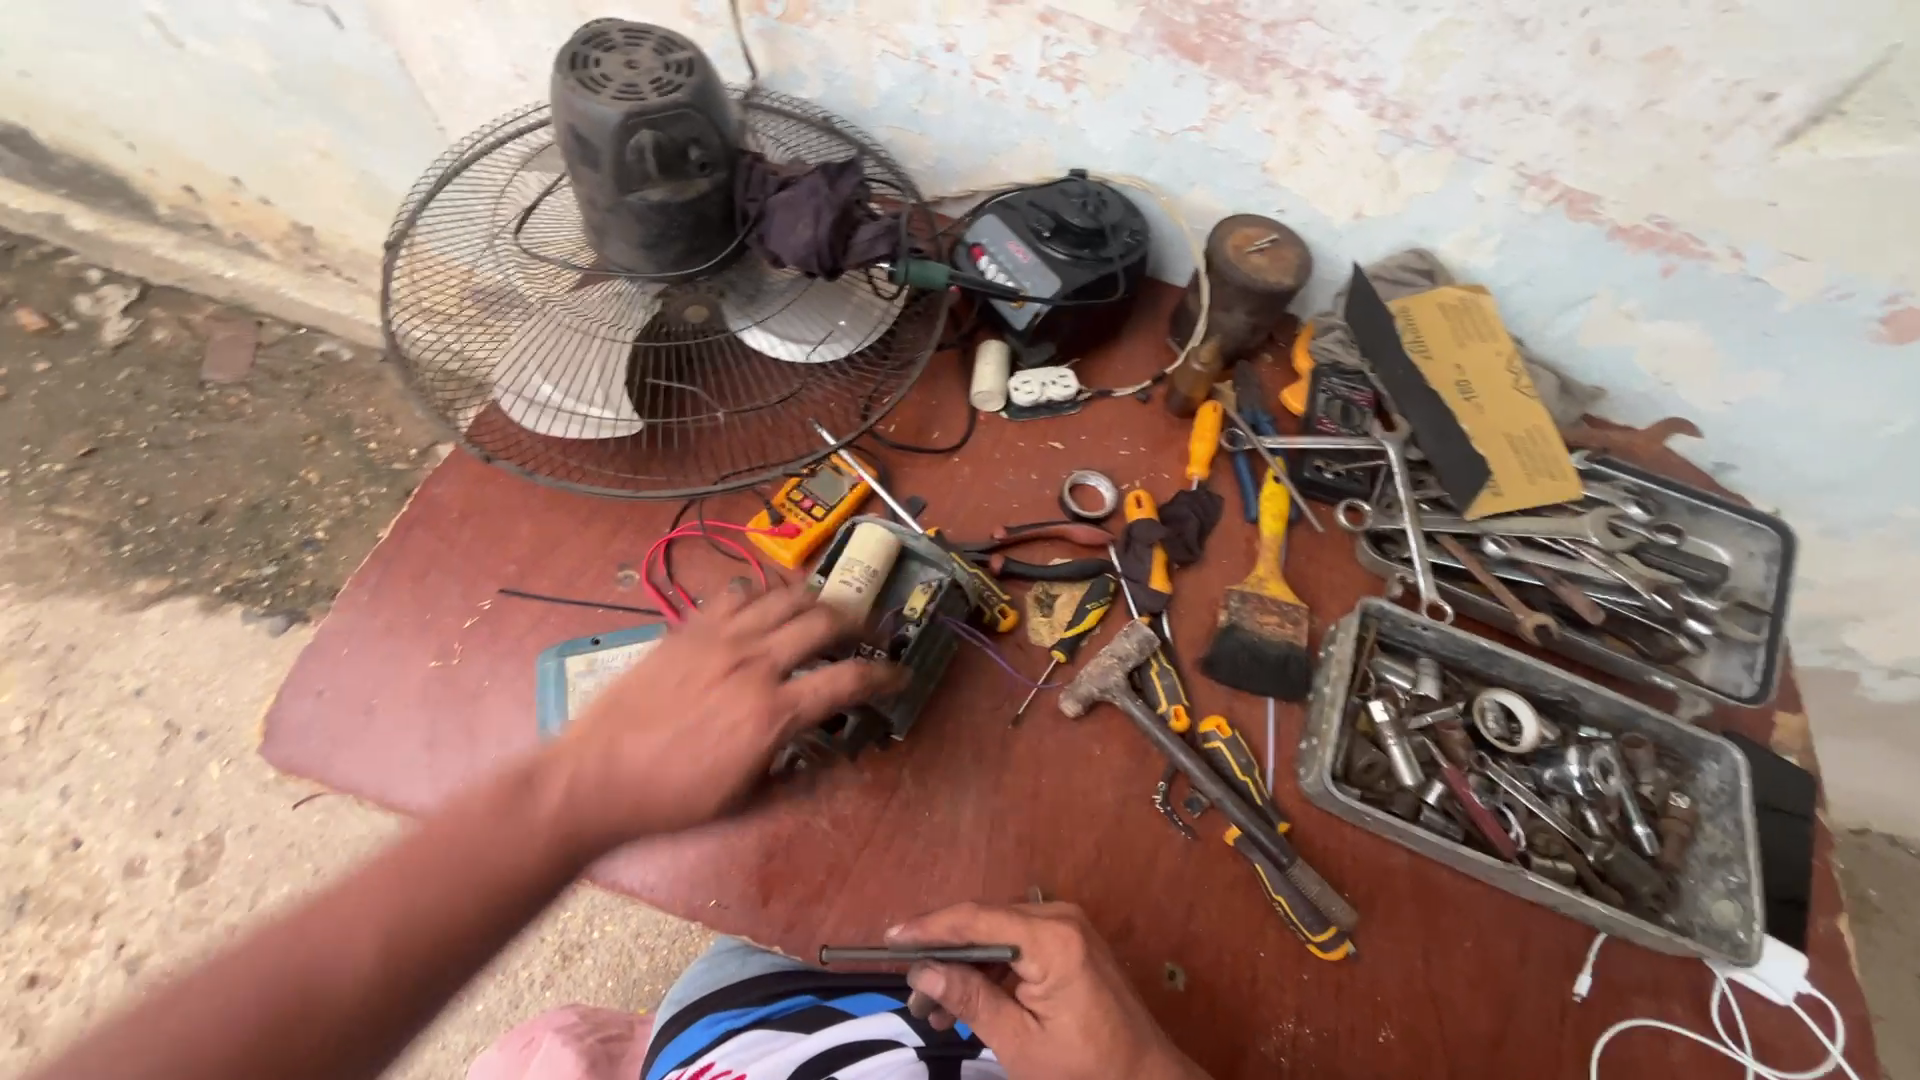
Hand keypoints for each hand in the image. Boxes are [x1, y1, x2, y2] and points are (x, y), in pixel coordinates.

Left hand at [549, 584, 901, 846]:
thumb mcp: (746, 802)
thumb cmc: (673, 800)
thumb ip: (799, 777)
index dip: (885, 676)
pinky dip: (765, 593)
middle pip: (826, 621)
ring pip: (786, 596)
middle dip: (860, 624)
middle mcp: (755, 664)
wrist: (593, 778)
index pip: (850, 680)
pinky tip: (769, 606)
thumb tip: (836, 762)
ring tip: (825, 611)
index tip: (898, 676)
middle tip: (868, 634)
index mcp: (773, 714)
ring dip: (817, 600)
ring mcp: (720, 639)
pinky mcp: (690, 628)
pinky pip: (739, 593)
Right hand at [887, 902, 1207, 1079]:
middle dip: (943, 952)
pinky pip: (1017, 943)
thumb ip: (971, 1001)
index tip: (889, 938)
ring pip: (996, 932)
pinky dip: (989, 968)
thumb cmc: (1086, 1069)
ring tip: (931, 1006)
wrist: (1147, 1077)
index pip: (977, 919)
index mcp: (1052, 939)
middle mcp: (1059, 916)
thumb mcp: (1021, 1044)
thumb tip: (923, 970)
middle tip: (909, 987)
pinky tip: (965, 999)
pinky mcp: (1068, 938)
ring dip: (964, 964)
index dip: (930, 927)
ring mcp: (1066, 924)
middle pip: (984, 921)